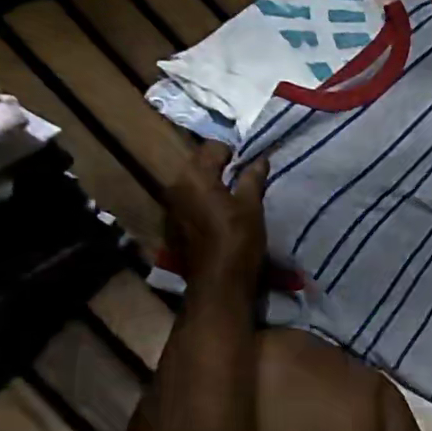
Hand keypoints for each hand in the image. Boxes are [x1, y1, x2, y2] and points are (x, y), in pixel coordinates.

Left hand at [165, 141, 266, 288]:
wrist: (218, 281)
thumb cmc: (238, 239)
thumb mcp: (251, 206)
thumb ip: (252, 179)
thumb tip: (260, 159)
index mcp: (194, 177)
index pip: (212, 148)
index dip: (233, 153)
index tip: (251, 166)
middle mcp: (176, 187)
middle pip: (199, 165)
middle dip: (221, 169)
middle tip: (245, 181)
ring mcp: (172, 207)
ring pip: (194, 185)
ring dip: (212, 186)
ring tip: (235, 199)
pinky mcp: (174, 224)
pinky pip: (190, 203)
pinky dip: (204, 203)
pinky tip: (220, 217)